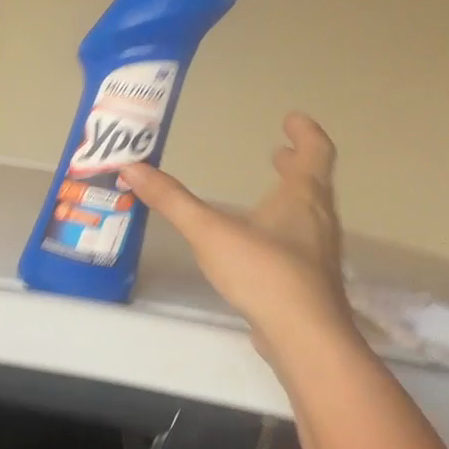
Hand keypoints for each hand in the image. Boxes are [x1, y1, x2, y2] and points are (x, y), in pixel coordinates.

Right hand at [119, 112, 352, 352]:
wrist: (301, 330)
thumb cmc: (261, 271)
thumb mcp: (209, 232)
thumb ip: (172, 201)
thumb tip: (132, 168)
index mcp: (300, 198)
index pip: (314, 153)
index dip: (305, 133)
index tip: (292, 118)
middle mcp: (316, 218)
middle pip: (314, 182)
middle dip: (296, 164)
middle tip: (279, 152)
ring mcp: (316, 250)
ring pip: (309, 212)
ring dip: (292, 196)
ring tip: (269, 193)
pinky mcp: (308, 277)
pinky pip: (300, 240)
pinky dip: (285, 228)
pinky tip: (262, 244)